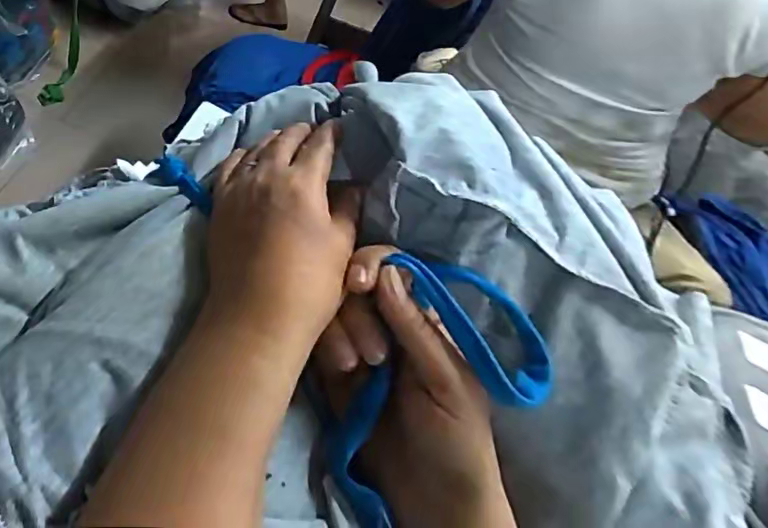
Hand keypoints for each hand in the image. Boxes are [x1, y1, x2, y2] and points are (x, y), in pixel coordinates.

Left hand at [205, 122, 360, 352]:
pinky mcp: (219, 199)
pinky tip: (249, 157)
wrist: (255, 310)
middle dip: (301, 132)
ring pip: (256, 149)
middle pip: (284, 140)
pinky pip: (230, 165)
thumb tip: (353, 185)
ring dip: (273, 141)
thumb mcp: (340, 245)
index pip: (319, 146)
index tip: (339, 126)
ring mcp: (238, 185)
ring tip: (284, 140)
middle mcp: (266, 175)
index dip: (331, 134)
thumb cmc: (309, 284)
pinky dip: (244, 155)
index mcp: (302, 183)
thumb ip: (346, 209)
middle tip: (313, 131)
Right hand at [313, 248, 515, 527]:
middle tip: (372, 357)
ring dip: (338, 333)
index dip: (369, 266)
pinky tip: (337, 372)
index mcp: (419, 320)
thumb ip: (416, 327)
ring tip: (353, 371)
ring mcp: (352, 341)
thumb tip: (386, 268)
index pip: (389, 271)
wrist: (429, 502)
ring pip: (327, 306)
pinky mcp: (327, 364)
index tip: (357, 283)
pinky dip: (321, 346)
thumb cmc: (456, 441)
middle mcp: (382, 322)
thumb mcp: (448, 383)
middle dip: (354, 313)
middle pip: (350, 284)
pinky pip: (311, 334)